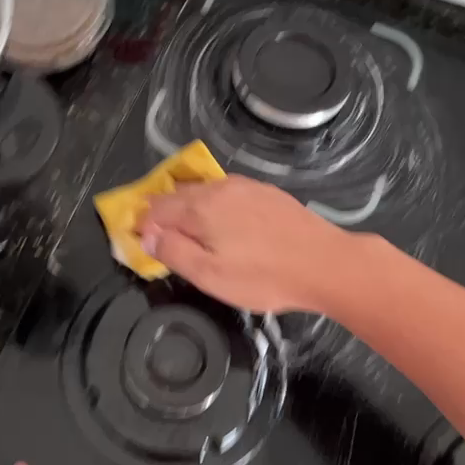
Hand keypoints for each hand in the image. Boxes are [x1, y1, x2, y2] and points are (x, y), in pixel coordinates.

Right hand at [138, 177, 358, 313]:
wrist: (326, 264)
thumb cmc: (265, 276)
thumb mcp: (210, 275)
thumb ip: (173, 252)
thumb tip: (145, 234)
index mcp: (200, 207)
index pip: (155, 208)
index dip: (141, 224)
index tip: (137, 241)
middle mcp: (220, 188)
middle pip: (178, 194)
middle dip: (162, 213)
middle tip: (159, 238)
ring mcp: (246, 187)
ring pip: (204, 191)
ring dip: (188, 207)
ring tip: (189, 233)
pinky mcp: (267, 193)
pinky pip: (227, 193)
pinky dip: (214, 205)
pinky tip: (225, 225)